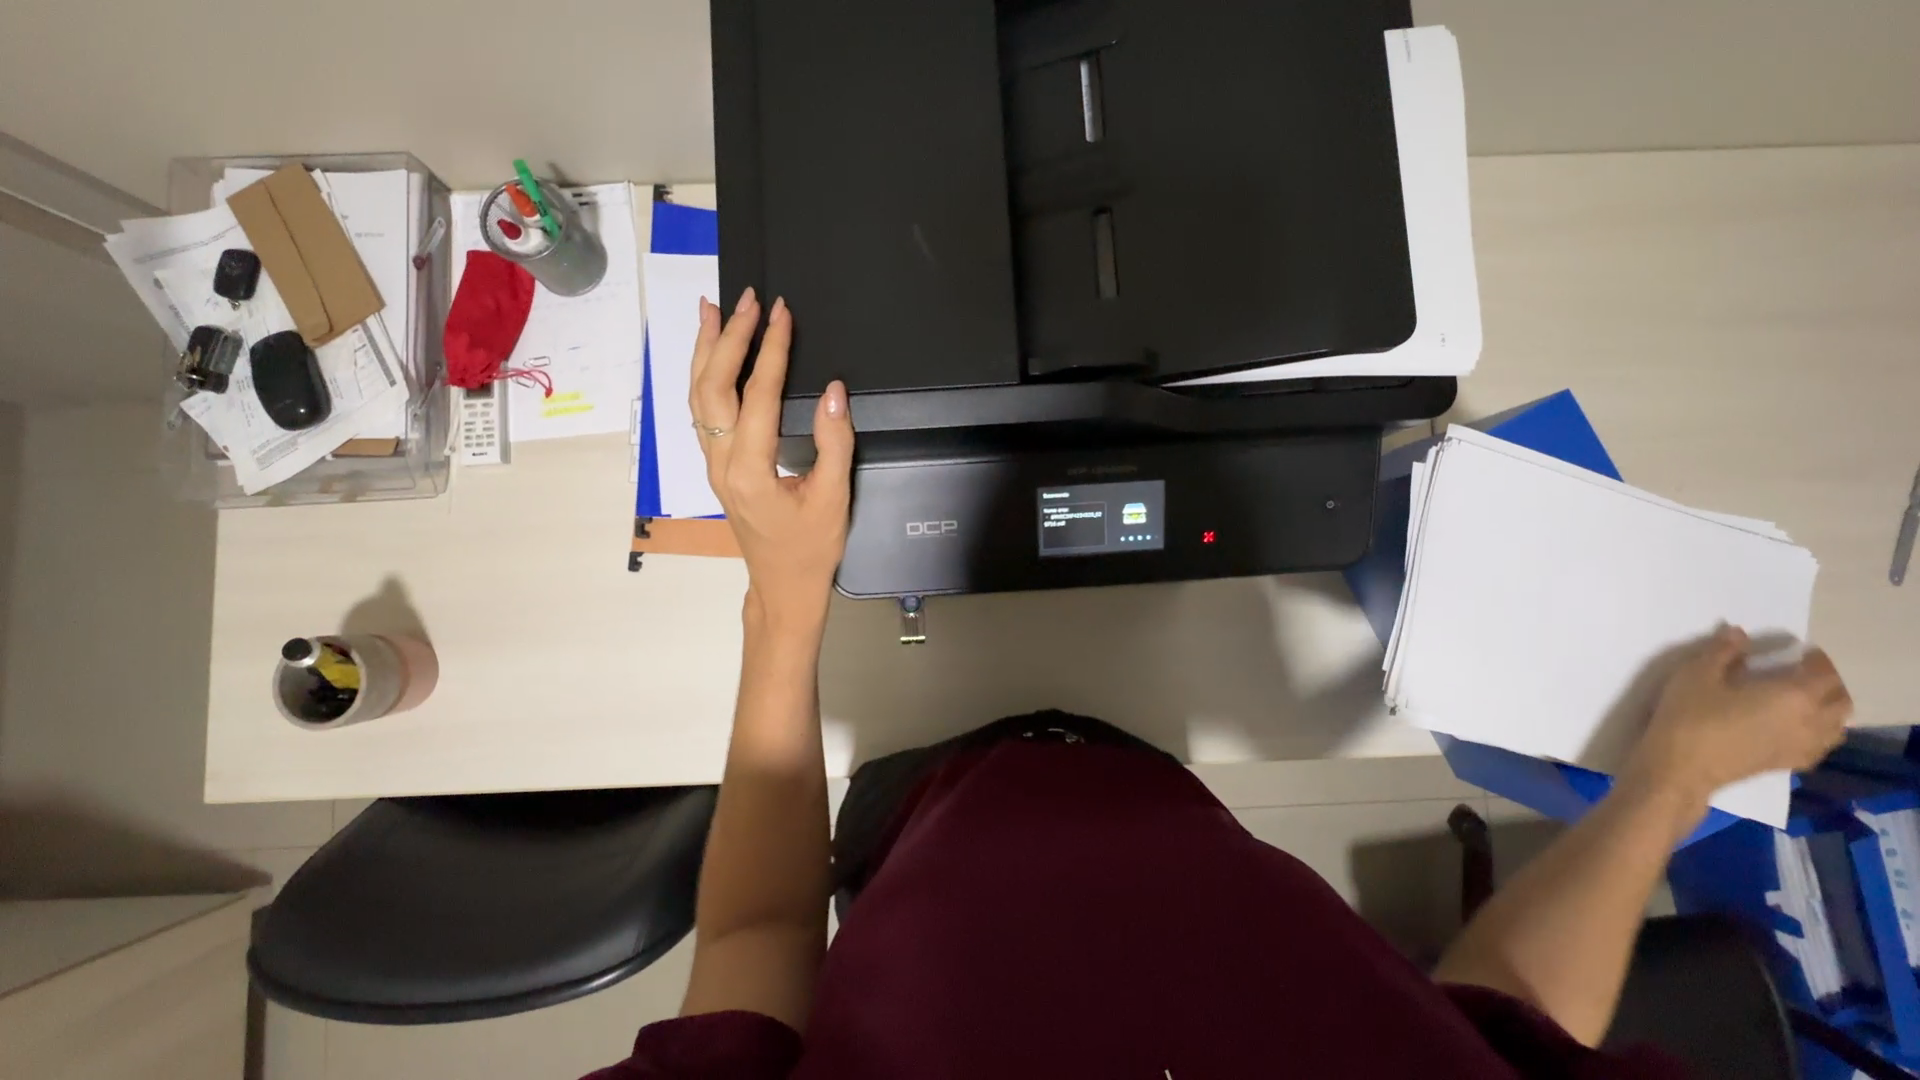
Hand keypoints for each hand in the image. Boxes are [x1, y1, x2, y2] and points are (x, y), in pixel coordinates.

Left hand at [689, 289, 853, 632]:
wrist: (782, 587)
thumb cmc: (811, 549)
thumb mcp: (834, 498)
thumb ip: (834, 442)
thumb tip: (835, 390)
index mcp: (751, 469)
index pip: (757, 395)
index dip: (771, 351)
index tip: (782, 313)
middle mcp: (721, 462)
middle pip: (712, 387)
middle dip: (727, 338)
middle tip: (745, 299)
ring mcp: (713, 464)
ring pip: (698, 397)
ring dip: (705, 351)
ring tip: (712, 309)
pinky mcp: (717, 466)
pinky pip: (702, 412)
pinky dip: (704, 375)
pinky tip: (712, 356)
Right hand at [1625, 626, 1852, 800]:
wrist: (1682, 766)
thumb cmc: (1690, 716)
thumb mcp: (1696, 675)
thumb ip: (1721, 652)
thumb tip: (1738, 633)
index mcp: (1794, 695)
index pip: (1825, 673)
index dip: (1817, 660)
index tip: (1801, 651)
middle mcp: (1812, 721)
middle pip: (1841, 700)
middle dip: (1829, 683)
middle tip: (1805, 673)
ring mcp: (1805, 745)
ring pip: (1837, 724)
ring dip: (1829, 708)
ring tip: (1806, 699)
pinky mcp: (1790, 762)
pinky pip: (1822, 744)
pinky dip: (1820, 731)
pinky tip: (1797, 728)